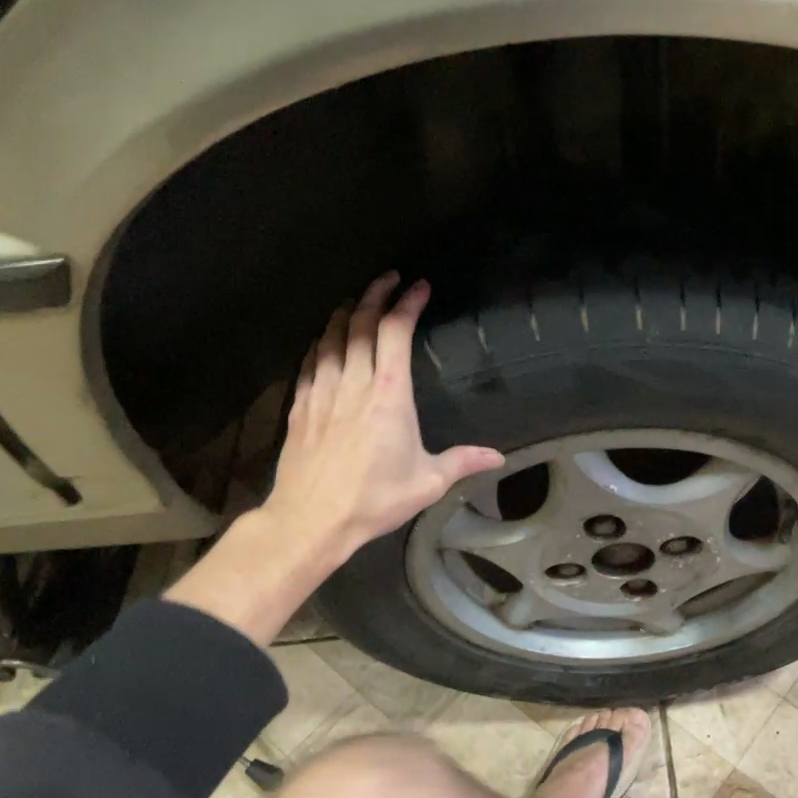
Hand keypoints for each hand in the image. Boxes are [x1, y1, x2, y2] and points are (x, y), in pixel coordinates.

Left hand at [261, 271, 502, 565]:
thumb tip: (498, 457)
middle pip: (361, 322)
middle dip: (375, 294)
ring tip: (356, 301)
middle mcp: (354, 382)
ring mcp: (322, 391)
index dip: (408, 304)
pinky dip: (321, 342)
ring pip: (332, 337)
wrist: (312, 519)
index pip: (396, 332)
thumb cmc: (375, 500)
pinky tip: (324, 341)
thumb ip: (463, 461)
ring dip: (346, 313)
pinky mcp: (300, 406)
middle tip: (389, 279)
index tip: (420, 287)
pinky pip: (310, 361)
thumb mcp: (428, 483)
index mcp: (389, 394)